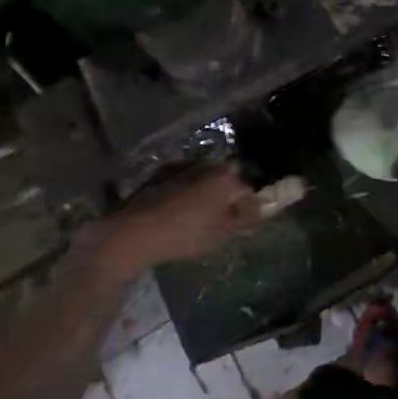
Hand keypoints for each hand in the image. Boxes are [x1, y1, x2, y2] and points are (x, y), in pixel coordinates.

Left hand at [86, 163, 261, 275]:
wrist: (134, 231)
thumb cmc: (186, 234)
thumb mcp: (222, 233)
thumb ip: (246, 218)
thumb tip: (263, 208)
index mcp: (226, 177)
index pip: (249, 189)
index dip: (248, 207)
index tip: (242, 223)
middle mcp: (207, 164)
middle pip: (227, 179)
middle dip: (228, 196)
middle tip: (220, 221)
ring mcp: (182, 165)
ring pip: (205, 178)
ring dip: (206, 192)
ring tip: (198, 218)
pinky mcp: (161, 172)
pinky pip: (184, 180)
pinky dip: (186, 191)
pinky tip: (178, 211)